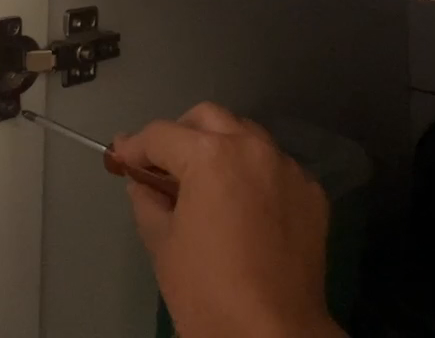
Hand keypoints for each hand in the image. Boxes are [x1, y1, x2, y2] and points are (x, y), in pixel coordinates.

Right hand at [111, 102, 344, 337]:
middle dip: (182, 134)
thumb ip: (147, 200)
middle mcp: (252, 147)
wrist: (273, 337)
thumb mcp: (163, 245)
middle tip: (165, 166)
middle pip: (208, 117)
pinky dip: (256, 177)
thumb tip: (140, 180)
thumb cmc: (208, 294)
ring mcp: (287, 166)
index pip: (162, 134)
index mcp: (210, 155)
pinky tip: (247, 210)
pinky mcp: (311, 191)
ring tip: (208, 186)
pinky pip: (276, 168)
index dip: (136, 146)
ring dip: (222, 148)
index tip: (123, 157)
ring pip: (247, 136)